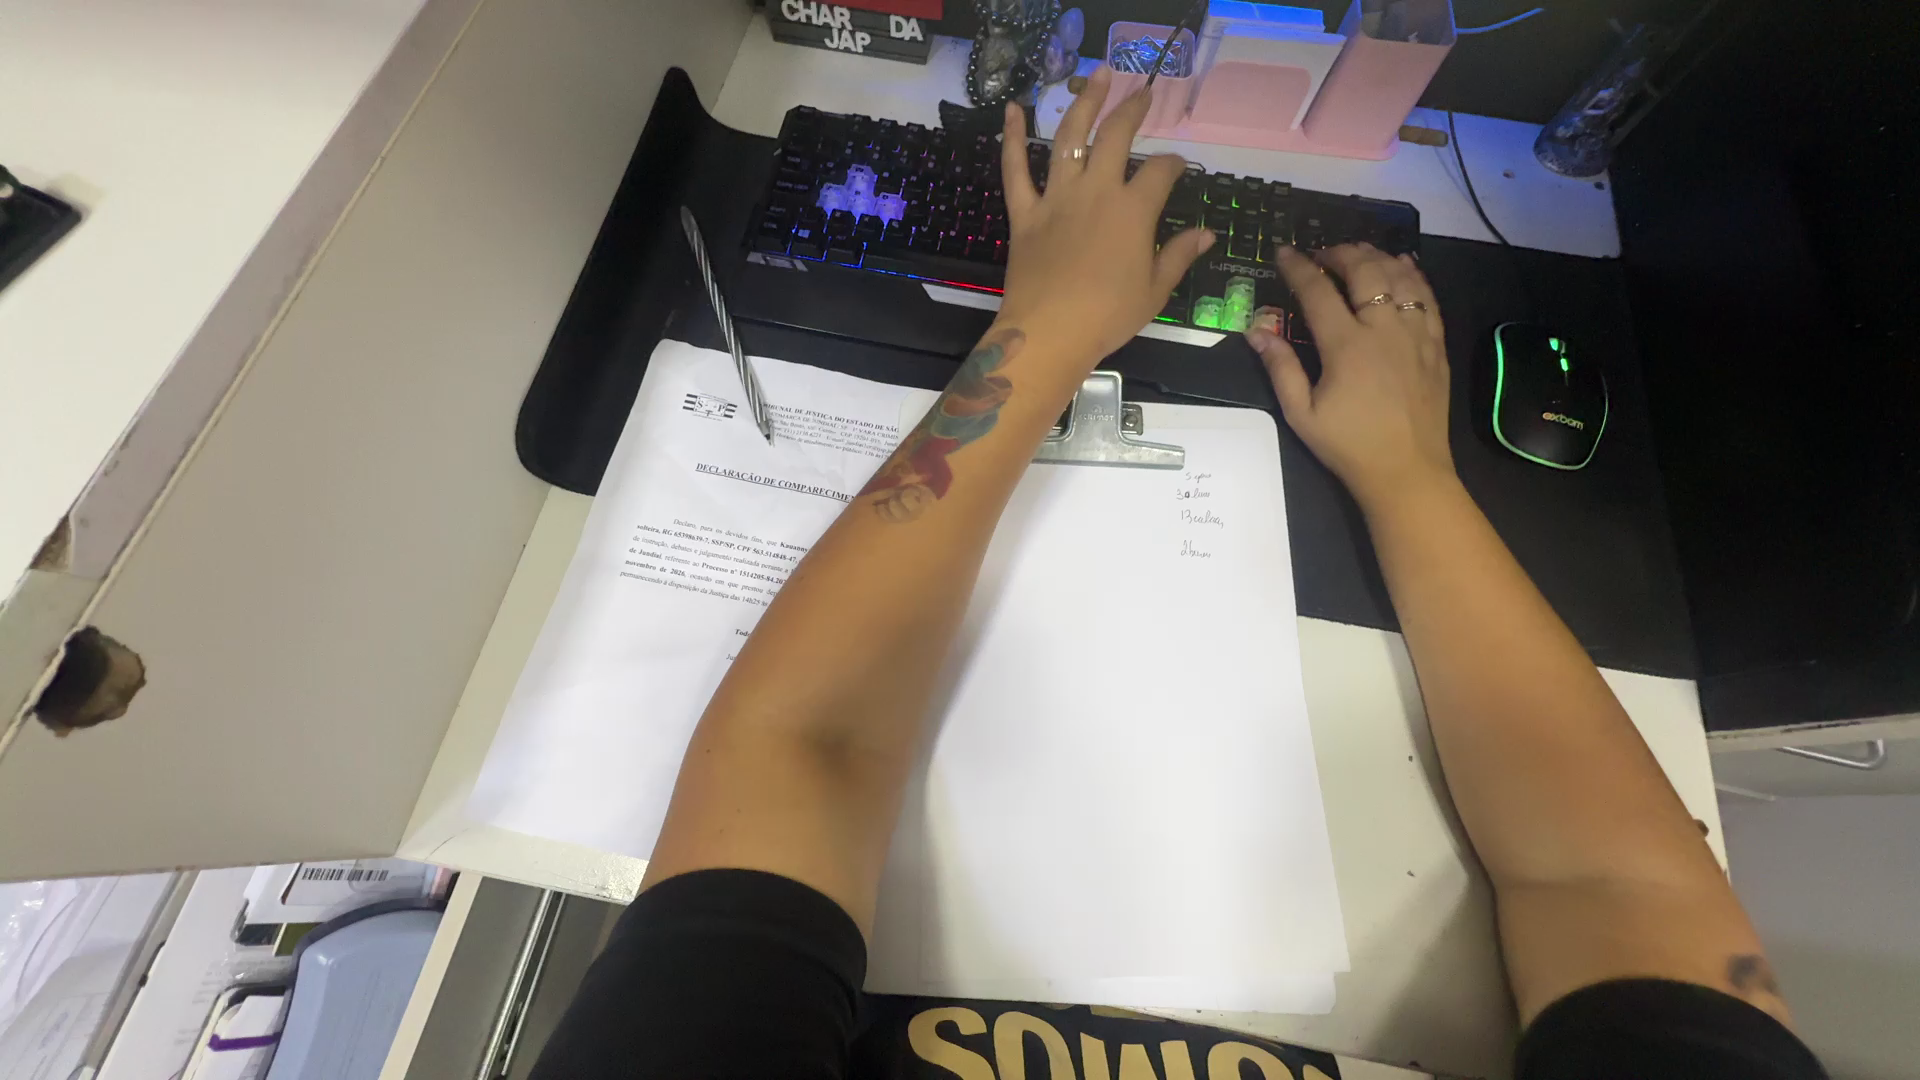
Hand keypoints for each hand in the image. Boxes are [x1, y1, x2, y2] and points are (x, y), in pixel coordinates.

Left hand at [995, 66, 1214, 379]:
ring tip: (1098, 76)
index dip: (1173, 165)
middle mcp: (1096, 191)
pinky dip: (1012, 138)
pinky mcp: (1024, 215)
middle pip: (1117, 136)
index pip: (1161, 171)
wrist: (1050, 334)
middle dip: (1133, 109)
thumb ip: (1178, 256)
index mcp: (1134, 210)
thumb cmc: (1107, 318)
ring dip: (1085, 101)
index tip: (1177, 168)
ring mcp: (1056, 199)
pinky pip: (1015, 171)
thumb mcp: (1154, 292)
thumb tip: (1205, 234)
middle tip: (1144, 94)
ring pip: (1070, 137)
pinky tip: (1013, 110)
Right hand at [1245, 244, 1455, 509]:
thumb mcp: (1300, 413)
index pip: (1318, 292)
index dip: (1299, 268)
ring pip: (1401, 276)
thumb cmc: (1346, 445)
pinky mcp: (1435, 344)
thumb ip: (1280, 368)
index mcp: (1346, 346)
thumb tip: (1256, 332)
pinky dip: (1413, 274)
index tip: (1284, 253)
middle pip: (1365, 271)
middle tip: (1322, 250)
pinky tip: (1402, 266)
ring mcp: (1415, 334)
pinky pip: (1428, 296)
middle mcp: (1383, 329)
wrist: (1405, 469)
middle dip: (1341, 252)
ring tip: (1358, 252)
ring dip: (1377, 256)